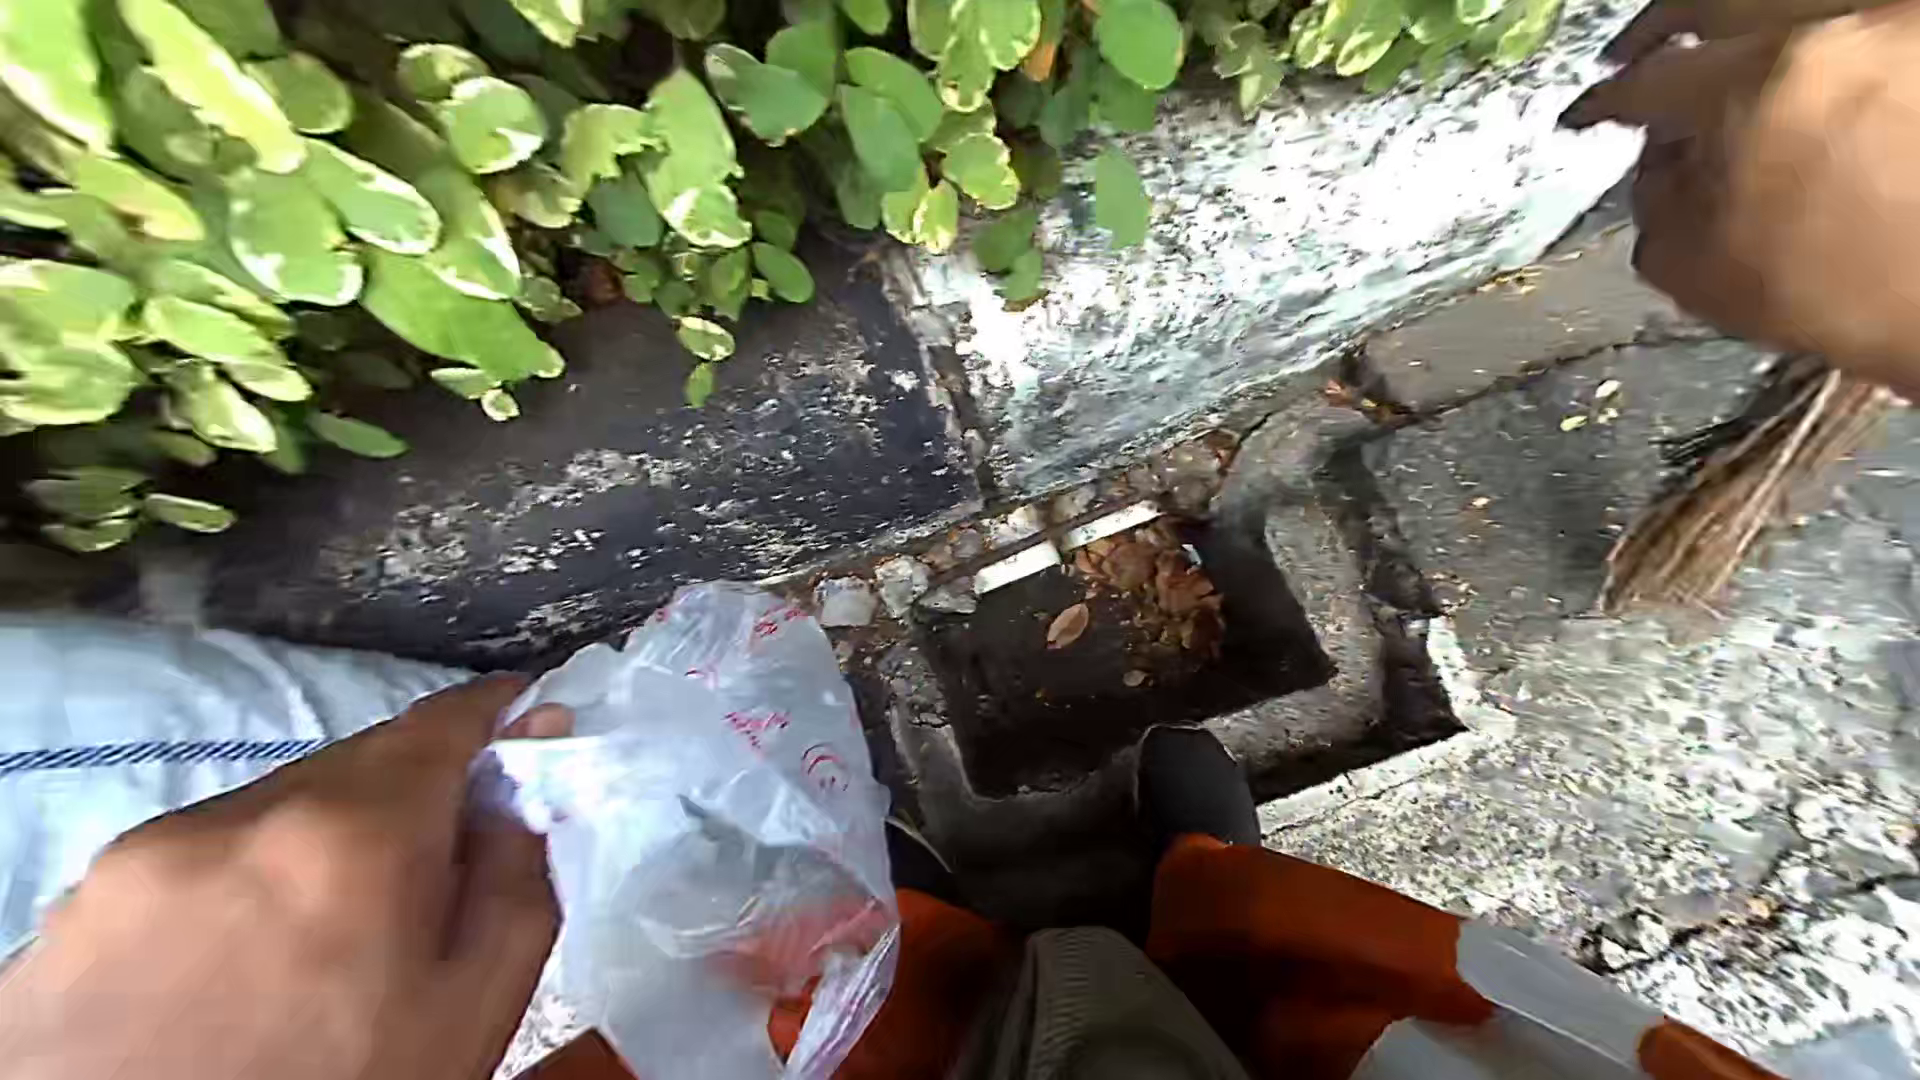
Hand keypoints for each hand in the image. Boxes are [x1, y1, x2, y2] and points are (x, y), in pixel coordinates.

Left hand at [0, 676, 570, 1079]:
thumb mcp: (489, 975)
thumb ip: (523, 847)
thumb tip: (538, 751)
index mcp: (354, 829)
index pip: (445, 719)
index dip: (498, 707)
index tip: (530, 716)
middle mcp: (238, 819)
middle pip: (370, 754)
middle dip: (425, 778)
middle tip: (452, 842)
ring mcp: (138, 864)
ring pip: (291, 795)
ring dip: (344, 820)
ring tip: (354, 905)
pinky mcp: (66, 914)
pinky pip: (214, 844)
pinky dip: (268, 860)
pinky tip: (266, 939)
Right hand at [1565, 0, 1919, 394]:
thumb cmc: (1819, 287)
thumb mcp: (1683, 257)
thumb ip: (1658, 190)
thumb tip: (1668, 147)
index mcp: (1765, 86)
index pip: (1653, 78)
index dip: (1603, 100)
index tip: (1582, 115)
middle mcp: (1856, 23)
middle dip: (1666, 22)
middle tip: (1632, 51)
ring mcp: (1915, 25)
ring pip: (1805, 4)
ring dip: (1741, 25)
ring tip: (1709, 54)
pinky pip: (1856, 29)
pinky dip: (1806, 44)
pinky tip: (1782, 76)